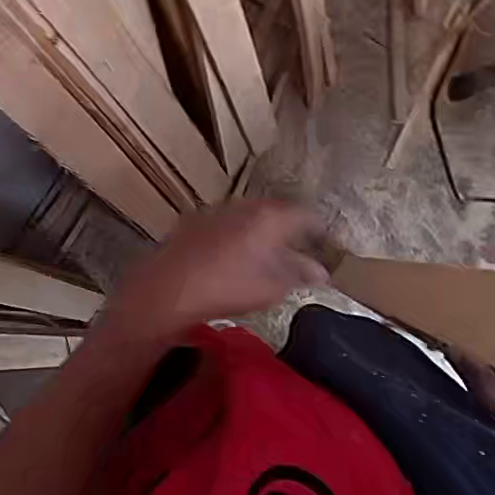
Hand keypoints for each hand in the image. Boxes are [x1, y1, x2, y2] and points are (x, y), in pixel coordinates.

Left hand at [99, 200, 327, 344]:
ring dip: (263, 231)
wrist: (168, 288)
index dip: (318, 227)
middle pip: (276, 212)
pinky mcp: (195, 222)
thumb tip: (321, 271)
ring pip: (250, 216)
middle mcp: (244, 206)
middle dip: (290, 228)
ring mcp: (217, 211)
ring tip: (270, 253)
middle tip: (300, 247)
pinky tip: (236, 256)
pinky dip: (239, 235)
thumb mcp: (271, 287)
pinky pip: (228, 224)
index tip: (326, 241)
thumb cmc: (226, 287)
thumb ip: (299, 274)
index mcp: (268, 217)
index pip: (304, 215)